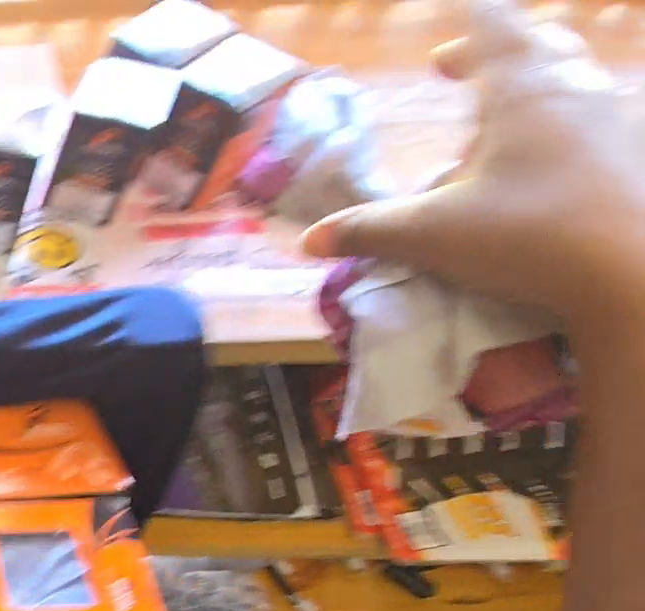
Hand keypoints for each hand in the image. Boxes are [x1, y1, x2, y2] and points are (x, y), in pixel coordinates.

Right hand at [302, 0, 644, 334]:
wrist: (638, 272)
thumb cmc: (529, 234)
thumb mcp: (428, 236)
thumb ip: (366, 232)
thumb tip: (309, 240)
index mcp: (526, 97)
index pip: (494, 34)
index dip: (469, 19)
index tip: (450, 6)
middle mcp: (577, 95)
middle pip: (541, 48)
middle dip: (496, 49)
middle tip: (457, 61)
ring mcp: (618, 122)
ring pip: (569, 84)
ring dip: (526, 90)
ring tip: (488, 118)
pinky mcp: (634, 158)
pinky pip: (591, 122)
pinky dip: (554, 127)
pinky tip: (534, 162)